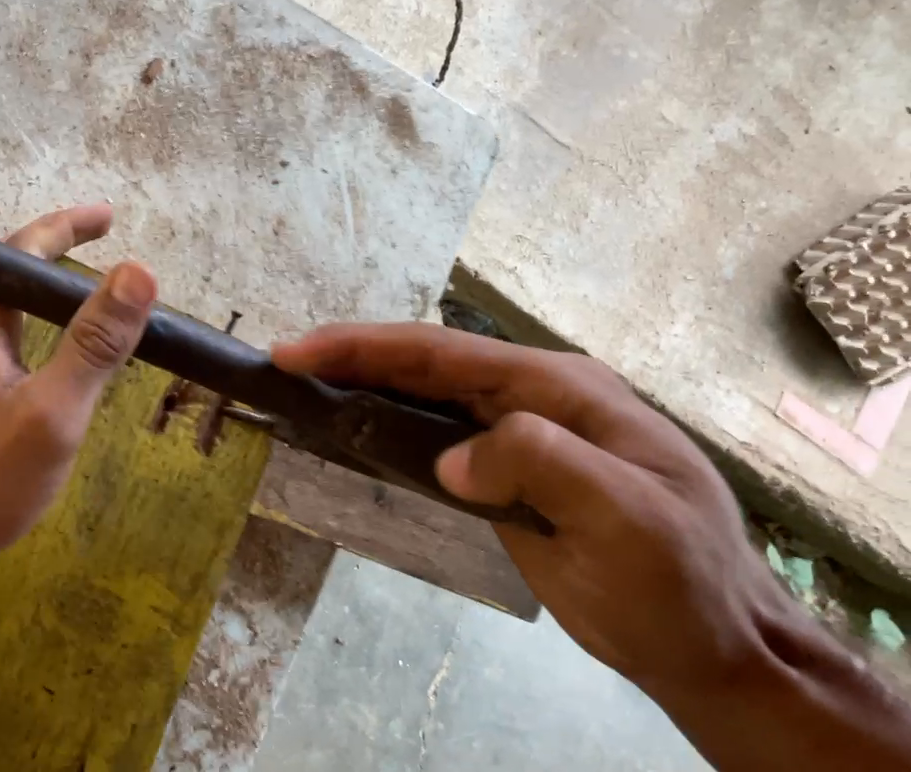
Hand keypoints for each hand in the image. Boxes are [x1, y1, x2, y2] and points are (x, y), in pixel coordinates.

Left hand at [0, 204, 157, 582]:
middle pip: (4, 274)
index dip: (67, 226)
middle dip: (53, 255)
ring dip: (37, 295)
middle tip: (99, 247)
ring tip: (79, 298)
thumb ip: (95, 343)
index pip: (21, 248)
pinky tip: (39, 355)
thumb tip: (137, 271)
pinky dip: (23, 328)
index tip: (108, 215)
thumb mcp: (54, 412)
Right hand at [272, 323, 793, 698]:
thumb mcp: (626, 517)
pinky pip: (427, 429)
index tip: (295, 353)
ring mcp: (516, 427)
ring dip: (357, 383)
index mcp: (559, 387)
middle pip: (421, 362)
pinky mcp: (500, 466)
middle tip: (281, 363)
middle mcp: (532, 394)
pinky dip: (378, 420)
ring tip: (299, 385)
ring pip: (419, 392)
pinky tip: (346, 423)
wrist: (710, 645)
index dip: (362, 347)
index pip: (440, 352)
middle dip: (347, 356)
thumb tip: (450, 458)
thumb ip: (541, 462)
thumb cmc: (676, 581)